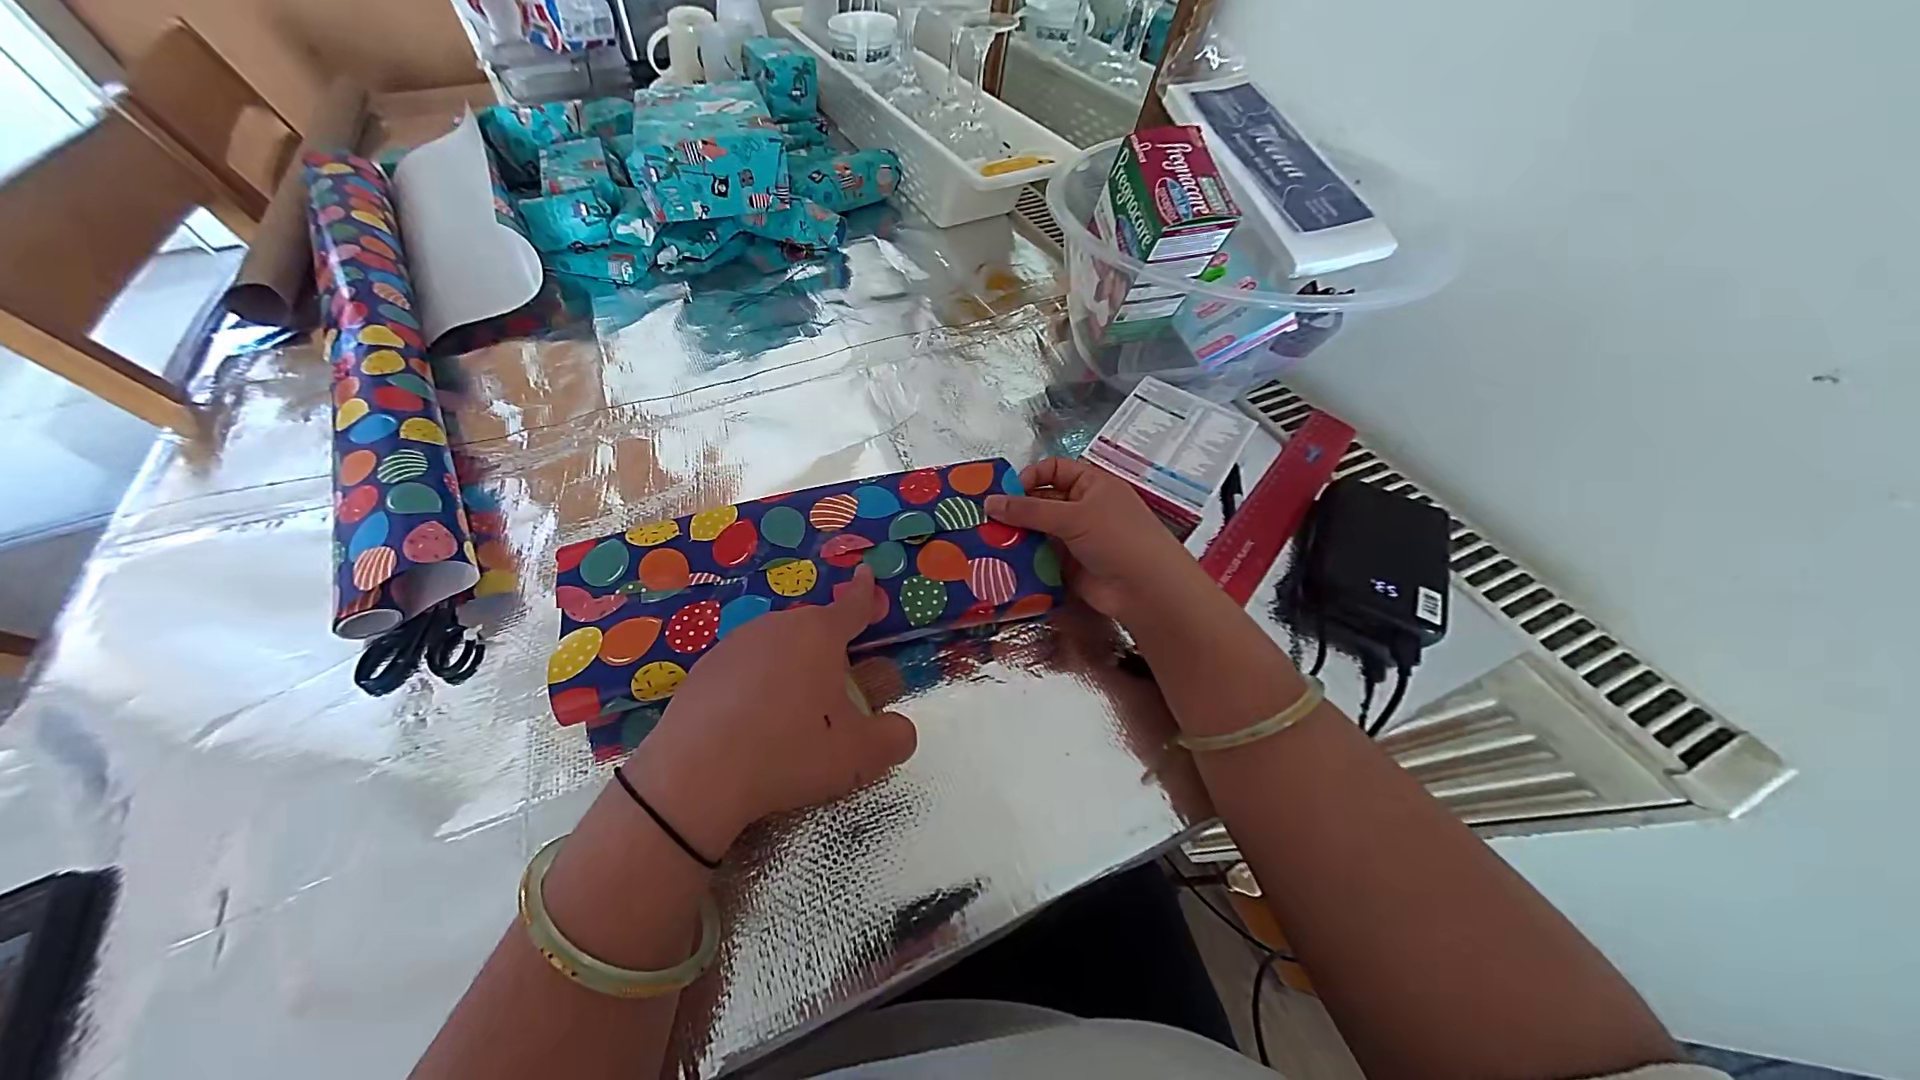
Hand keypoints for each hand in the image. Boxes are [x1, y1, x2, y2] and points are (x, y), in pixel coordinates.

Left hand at [625, 565, 917, 858]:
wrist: (694, 777)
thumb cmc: (790, 752)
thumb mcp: (860, 755)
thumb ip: (896, 737)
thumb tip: (900, 730)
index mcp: (819, 634)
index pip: (853, 605)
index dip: (867, 593)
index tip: (868, 574)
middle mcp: (776, 627)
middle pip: (815, 631)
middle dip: (832, 652)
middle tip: (839, 693)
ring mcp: (734, 645)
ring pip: (778, 649)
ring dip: (793, 671)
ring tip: (793, 717)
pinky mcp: (702, 670)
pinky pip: (745, 669)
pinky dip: (757, 688)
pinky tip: (753, 726)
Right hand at [984, 457, 1213, 625]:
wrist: (1146, 590)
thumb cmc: (1117, 539)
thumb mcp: (1073, 516)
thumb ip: (1029, 510)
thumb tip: (990, 502)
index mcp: (1091, 484)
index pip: (1054, 469)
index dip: (1030, 476)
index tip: (1006, 493)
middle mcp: (1083, 508)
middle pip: (1042, 501)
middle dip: (1016, 509)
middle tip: (985, 519)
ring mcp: (1076, 538)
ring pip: (1038, 531)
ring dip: (1017, 536)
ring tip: (987, 541)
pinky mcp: (1069, 566)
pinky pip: (1040, 558)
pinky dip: (1023, 559)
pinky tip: (1001, 563)